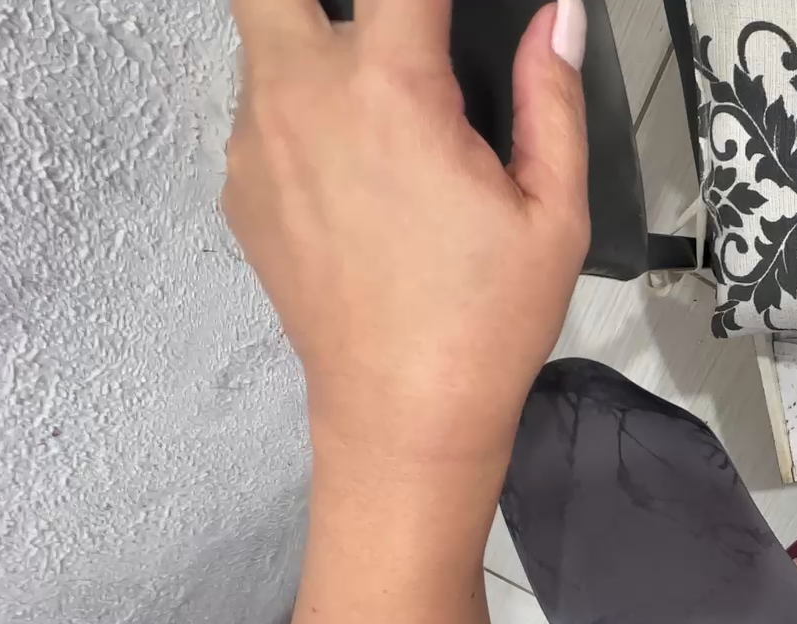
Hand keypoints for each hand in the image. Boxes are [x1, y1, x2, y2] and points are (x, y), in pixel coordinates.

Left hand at [223, 0, 590, 475]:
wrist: (410, 410)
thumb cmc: (494, 318)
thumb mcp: (556, 217)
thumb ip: (553, 104)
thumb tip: (558, 17)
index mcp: (393, 93)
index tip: (459, 13)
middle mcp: (300, 94)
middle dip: (351, 5)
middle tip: (403, 50)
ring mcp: (254, 141)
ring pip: (269, 42)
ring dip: (330, 58)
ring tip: (397, 138)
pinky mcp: (238, 188)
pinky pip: (262, 115)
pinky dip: (309, 122)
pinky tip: (365, 194)